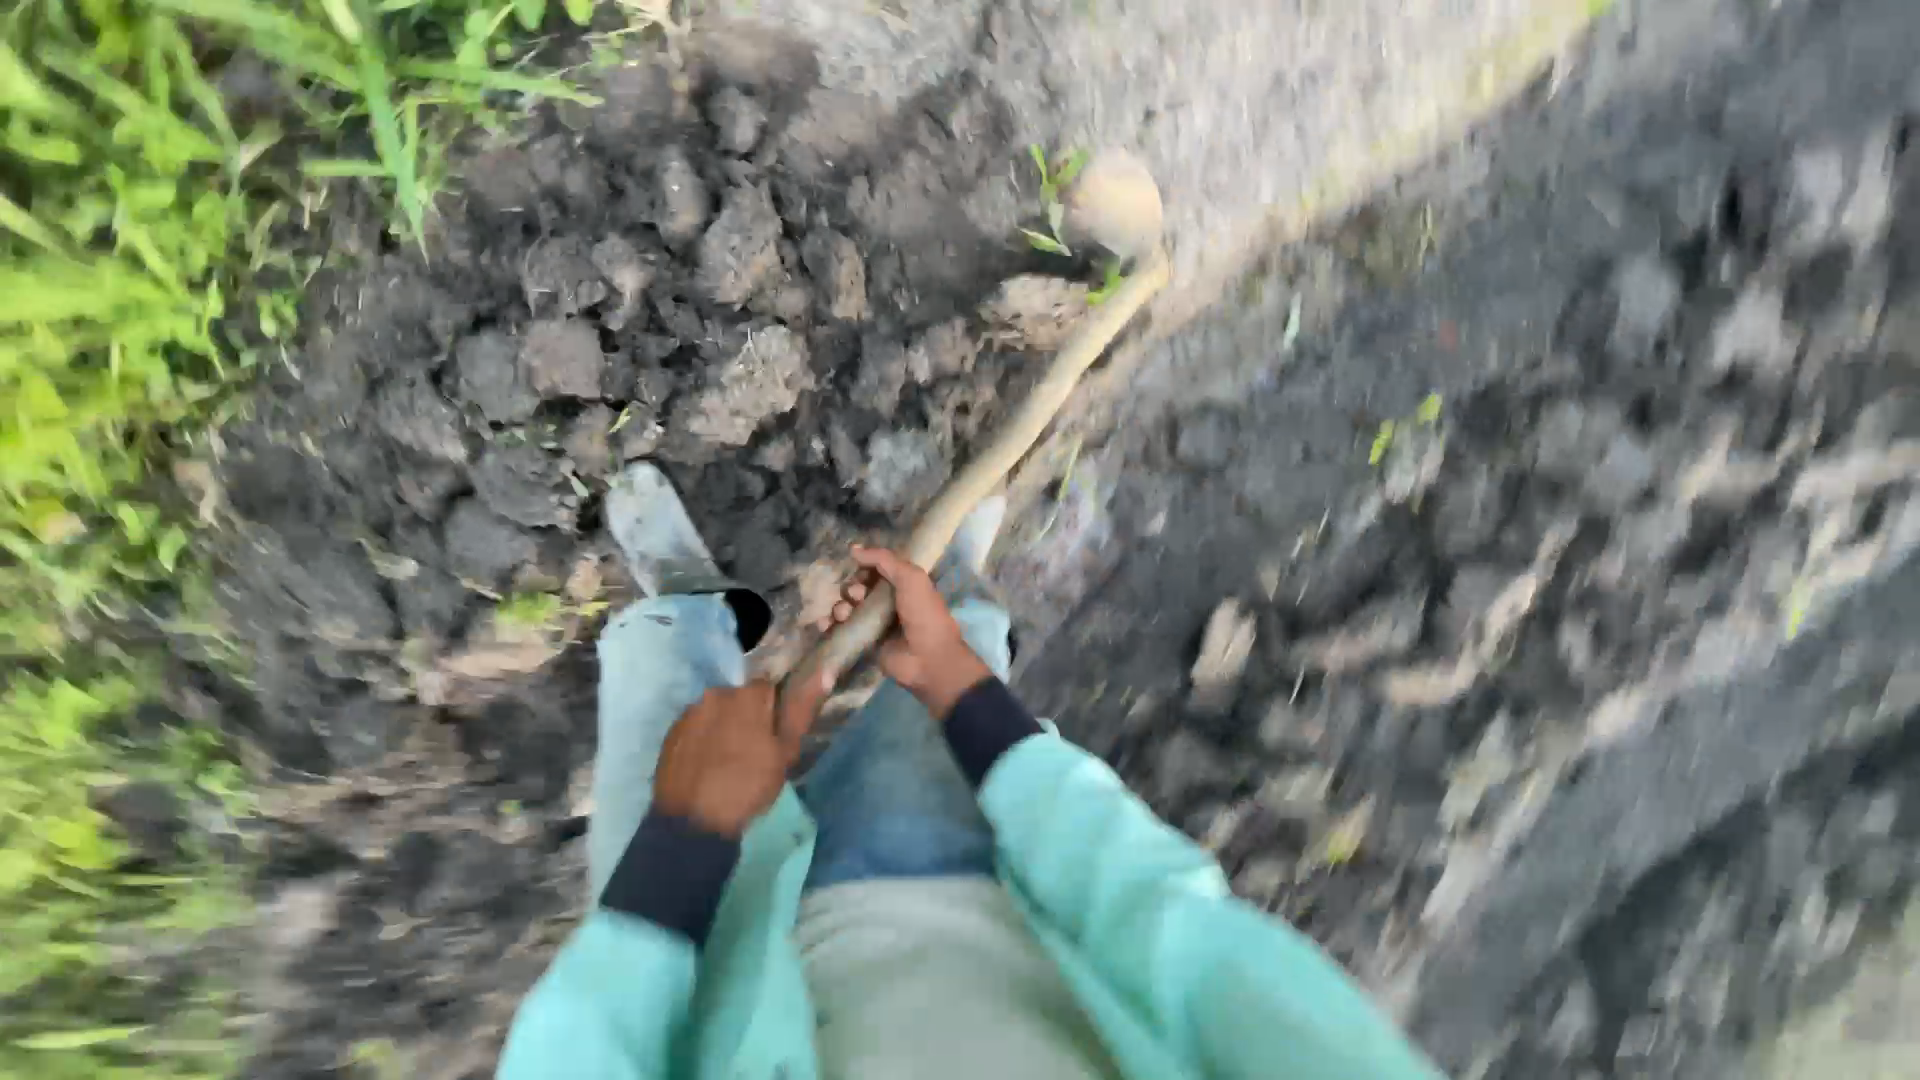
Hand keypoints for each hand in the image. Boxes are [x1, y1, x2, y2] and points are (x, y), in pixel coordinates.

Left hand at [653, 678, 825, 837]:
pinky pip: (695, 728)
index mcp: (747, 695)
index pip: (768, 688)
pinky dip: (702, 739)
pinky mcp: (669, 734)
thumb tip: (825, 671)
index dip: (773, 712)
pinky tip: (706, 765)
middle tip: (752, 751)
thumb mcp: (785, 752)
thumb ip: (801, 710)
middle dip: (746, 716)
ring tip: (726, 761)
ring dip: (723, 727)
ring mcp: (689, 714)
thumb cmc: (748, 785)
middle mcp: (715, 694)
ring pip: (715, 713)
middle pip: (739, 699)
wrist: (693, 822)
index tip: (774, 736)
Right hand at [818, 545, 992, 719]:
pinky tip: (826, 624)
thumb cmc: (923, 614)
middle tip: (858, 594)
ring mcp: (874, 624)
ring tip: (846, 613)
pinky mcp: (864, 643)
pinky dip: (830, 625)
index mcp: (901, 585)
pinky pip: (842, 630)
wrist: (929, 658)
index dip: (864, 567)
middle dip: (852, 588)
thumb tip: (854, 549)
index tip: (859, 568)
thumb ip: (884, 560)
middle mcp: (886, 603)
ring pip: (847, 608)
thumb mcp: (911, 578)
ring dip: (840, 606)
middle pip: (857, 588)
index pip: (874, 570)